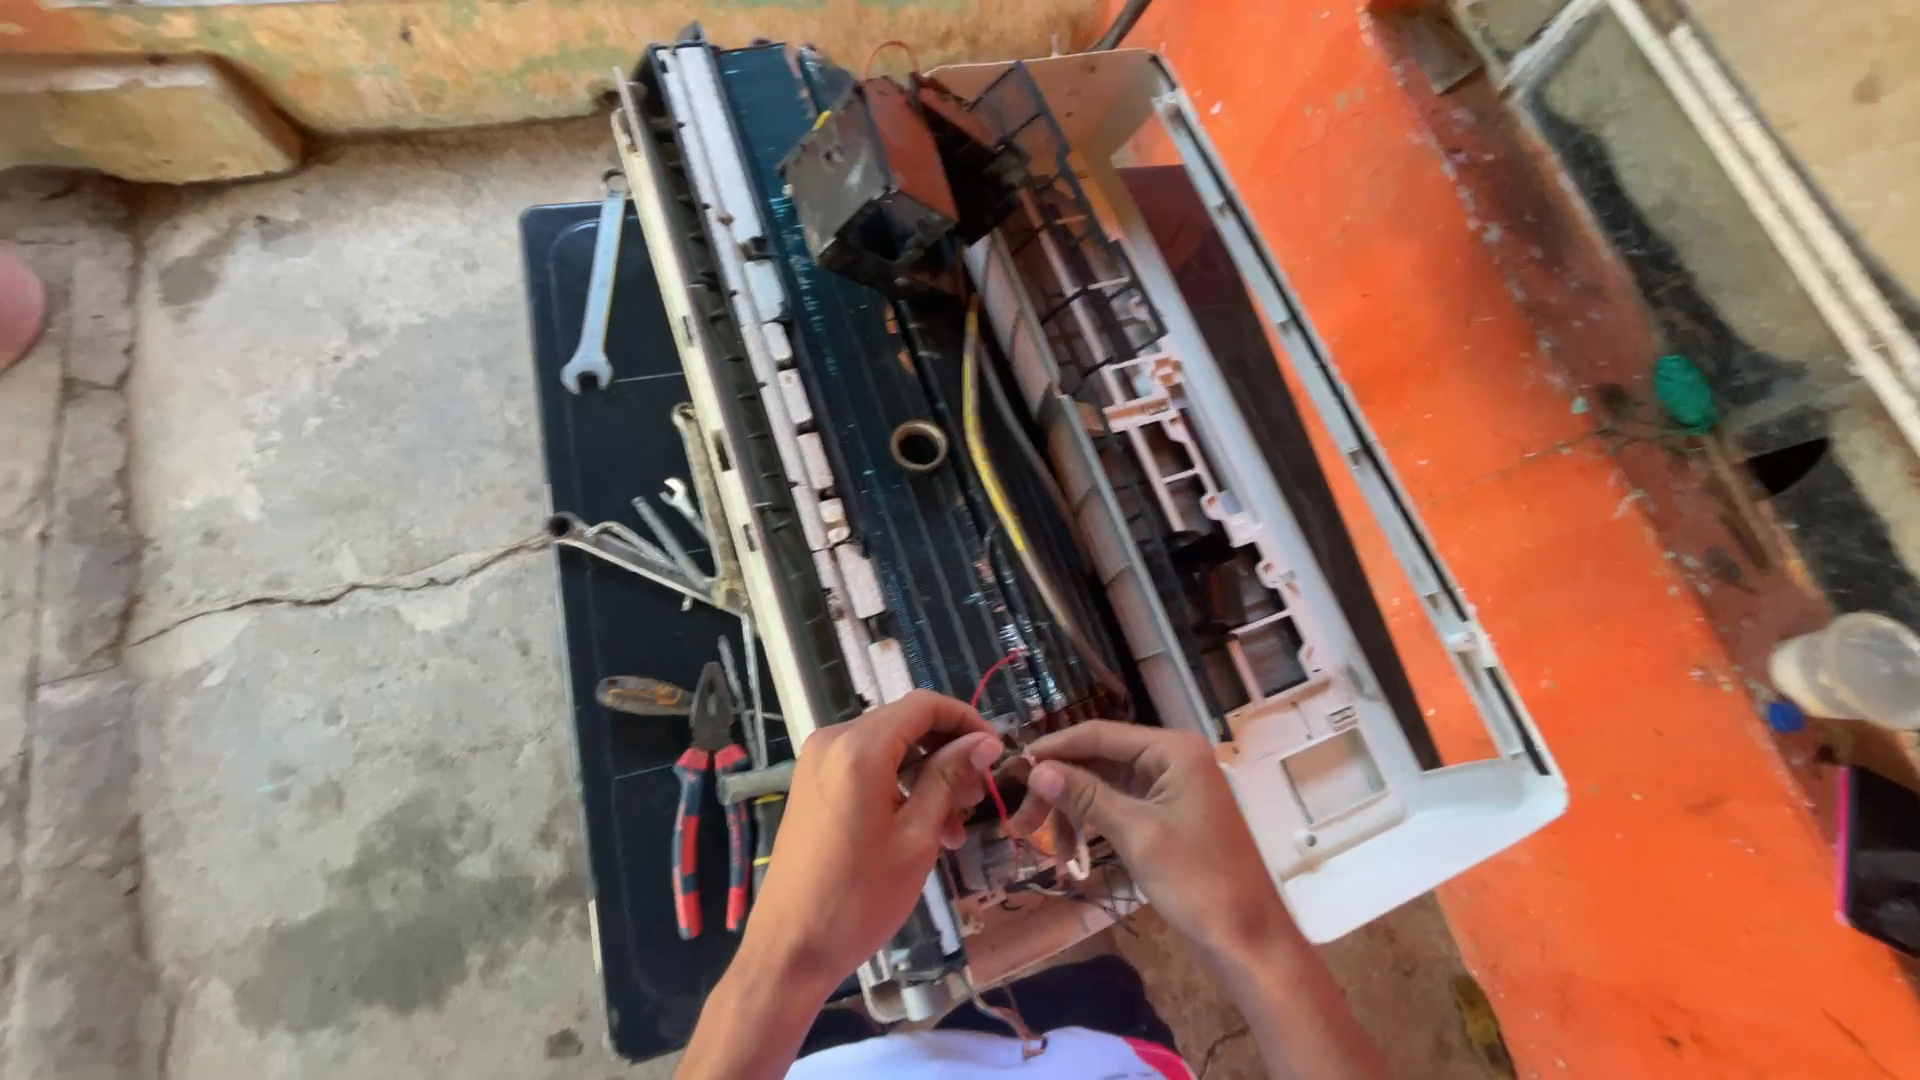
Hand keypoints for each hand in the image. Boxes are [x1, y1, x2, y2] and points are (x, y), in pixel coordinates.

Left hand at [738, 690, 1002, 990]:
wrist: (790, 948)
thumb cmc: (859, 897)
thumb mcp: (917, 836)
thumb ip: (949, 778)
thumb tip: (986, 742)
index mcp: (859, 747)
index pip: (924, 705)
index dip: (965, 720)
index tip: (994, 752)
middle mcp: (834, 740)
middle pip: (905, 724)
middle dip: (948, 752)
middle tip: (976, 798)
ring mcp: (818, 761)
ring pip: (889, 747)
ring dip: (926, 774)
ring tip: (954, 826)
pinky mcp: (814, 783)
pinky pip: (866, 766)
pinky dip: (898, 784)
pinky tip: (922, 826)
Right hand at [1008, 720, 1291, 960]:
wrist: (1249, 940)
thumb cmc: (1198, 881)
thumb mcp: (1136, 834)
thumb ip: (1085, 796)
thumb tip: (1036, 769)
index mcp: (1172, 749)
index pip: (1099, 734)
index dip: (1054, 749)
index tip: (1013, 768)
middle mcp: (1171, 757)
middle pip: (1098, 759)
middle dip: (1060, 789)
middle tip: (1022, 821)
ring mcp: (1170, 786)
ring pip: (1104, 785)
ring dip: (1073, 813)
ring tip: (1050, 850)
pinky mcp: (1166, 813)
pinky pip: (1119, 805)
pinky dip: (1094, 825)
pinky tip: (1072, 853)